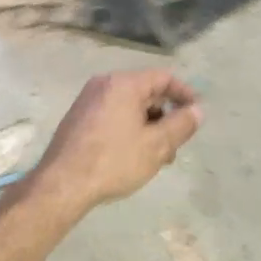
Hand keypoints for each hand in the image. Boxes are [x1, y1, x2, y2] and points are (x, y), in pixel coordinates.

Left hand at [27, 70, 201, 216]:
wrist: (63, 183)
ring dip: (147, 127)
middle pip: (145, 92)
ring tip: (155, 158)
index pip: (163, 78)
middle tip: (175, 146)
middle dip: (165, 117)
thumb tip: (197, 110)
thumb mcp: (156, 145)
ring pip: (129, 107)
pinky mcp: (78, 117)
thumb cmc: (114, 161)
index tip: (197, 114)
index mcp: (123, 84)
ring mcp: (87, 100)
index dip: (185, 94)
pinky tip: (132, 156)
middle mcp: (103, 84)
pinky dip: (128, 129)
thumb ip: (181, 125)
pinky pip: (112, 115)